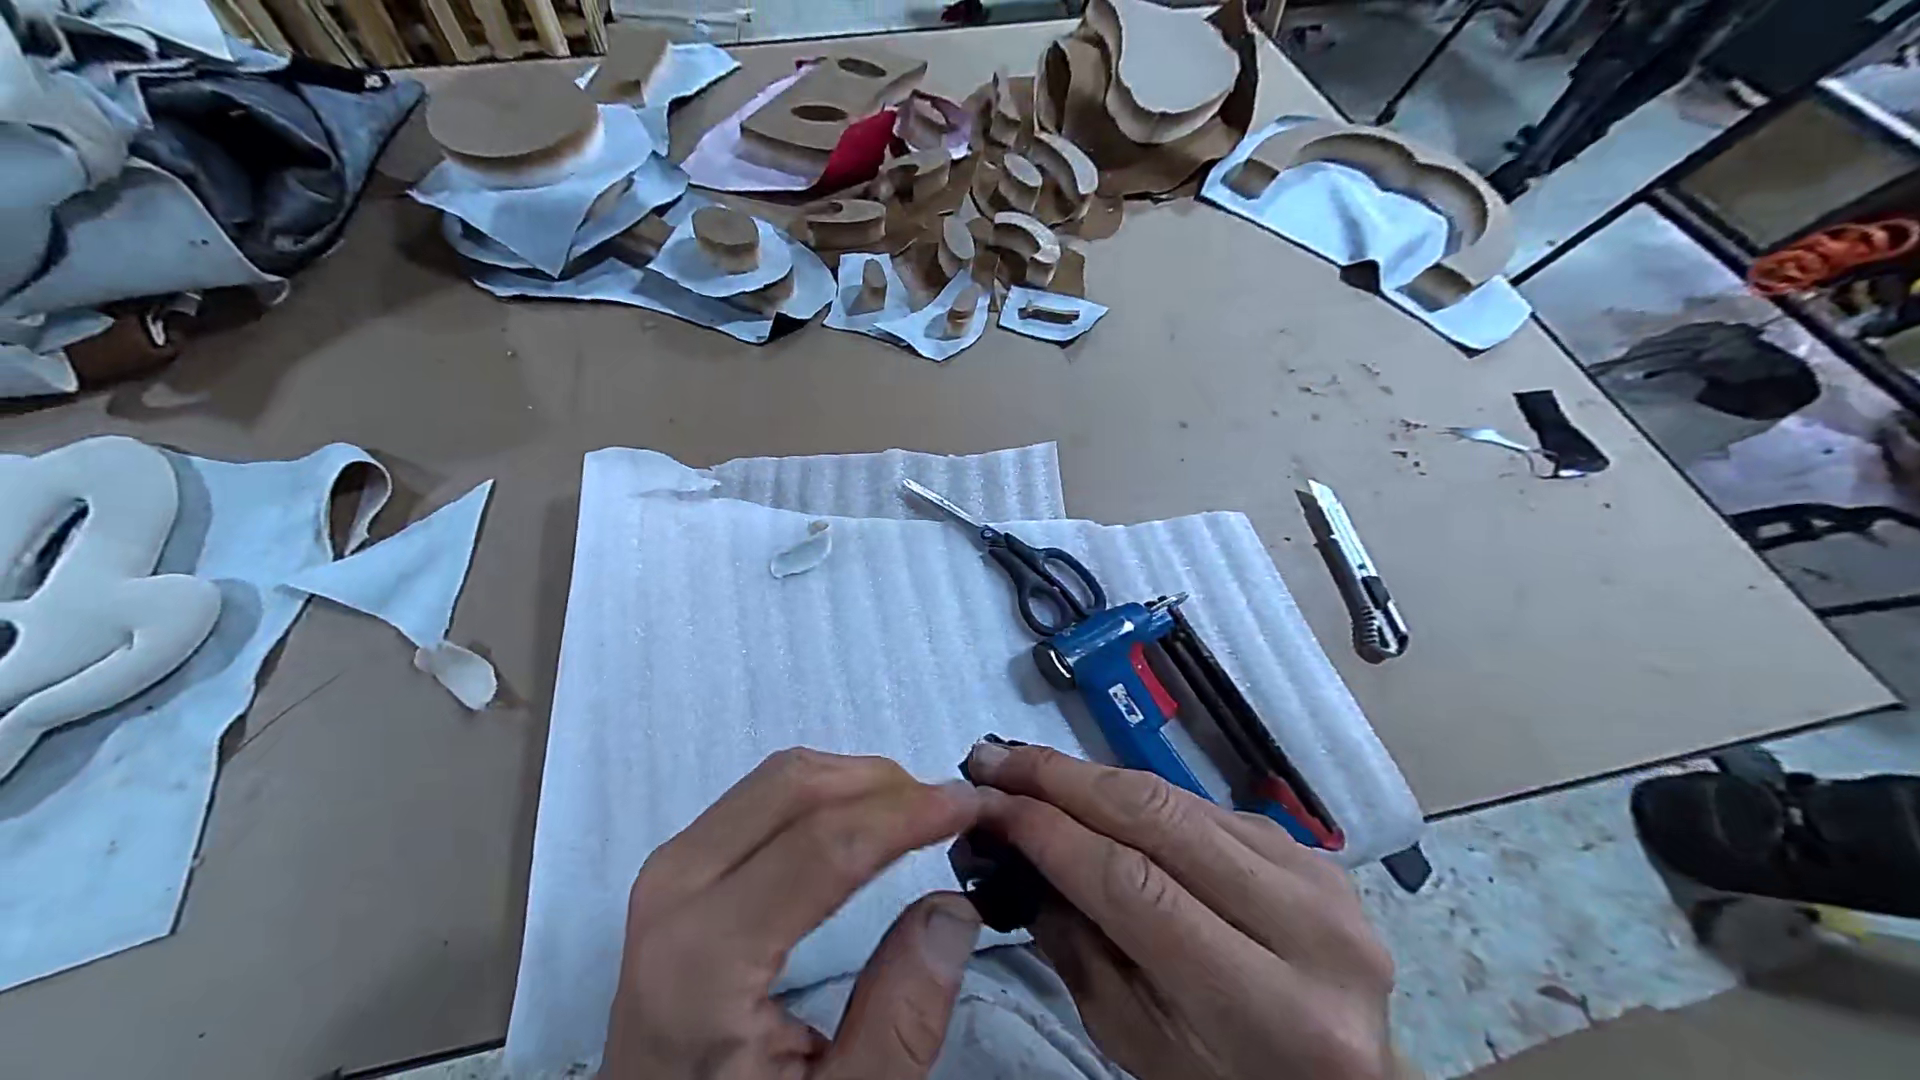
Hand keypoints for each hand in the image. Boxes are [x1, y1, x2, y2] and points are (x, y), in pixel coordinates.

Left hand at [602, 748, 984, 1079]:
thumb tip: (955, 907)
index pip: (823, 847)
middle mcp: (677, 886)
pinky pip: (765, 792)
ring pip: (782, 776)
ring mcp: (673, 863)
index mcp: (703, 960)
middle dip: (886, 784)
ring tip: (917, 814)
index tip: (972, 803)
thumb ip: (899, 1020)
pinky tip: (866, 816)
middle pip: (798, 787)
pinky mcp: (683, 857)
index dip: (907, 813)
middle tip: (949, 810)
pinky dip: (828, 789)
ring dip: (859, 779)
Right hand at [968, 741, 1394, 1079]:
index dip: (1050, 831)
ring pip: (1176, 798)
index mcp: (1266, 1007)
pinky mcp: (1308, 847)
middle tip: (998, 758)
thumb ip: (1075, 941)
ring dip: (1091, 776)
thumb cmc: (1220, 1079)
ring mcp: (1316, 874)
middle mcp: (1306, 927)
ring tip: (1029, 766)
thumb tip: (1016, 844)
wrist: (1337, 1077)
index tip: (987, 799)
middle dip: (1063, 779)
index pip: (1131, 885)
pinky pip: (1200, 804)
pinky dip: (1135, 793)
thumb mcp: (1135, 1040)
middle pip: (1157, 819)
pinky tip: (1091, 789)